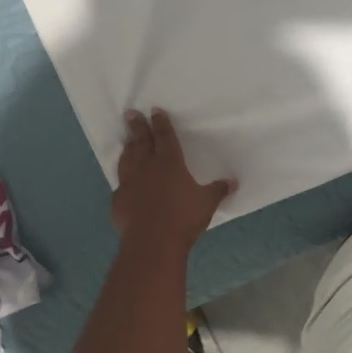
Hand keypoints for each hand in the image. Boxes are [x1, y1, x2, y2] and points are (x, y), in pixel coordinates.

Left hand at [111, 109, 234, 251]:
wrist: (152, 242)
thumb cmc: (184, 217)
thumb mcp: (208, 203)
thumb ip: (218, 190)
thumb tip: (233, 182)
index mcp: (170, 163)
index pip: (165, 137)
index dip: (161, 123)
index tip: (155, 111)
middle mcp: (147, 167)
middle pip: (141, 142)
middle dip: (137, 126)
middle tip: (130, 113)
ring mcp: (129, 183)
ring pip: (127, 159)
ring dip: (127, 148)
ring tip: (126, 140)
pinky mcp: (118, 200)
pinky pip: (120, 184)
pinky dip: (123, 178)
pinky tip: (124, 180)